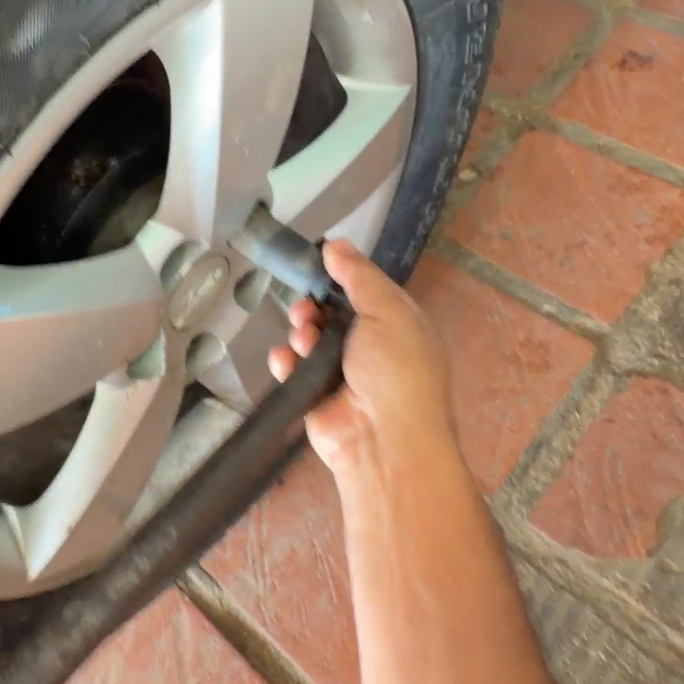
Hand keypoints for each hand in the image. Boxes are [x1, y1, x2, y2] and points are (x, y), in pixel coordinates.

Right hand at [266, 240, 456, 473]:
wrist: (384, 440)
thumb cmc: (395, 368)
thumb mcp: (387, 311)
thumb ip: (359, 276)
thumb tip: (336, 244)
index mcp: (397, 325)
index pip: (365, 292)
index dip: (342, 278)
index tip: (318, 265)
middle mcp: (371, 349)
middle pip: (330, 314)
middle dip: (312, 308)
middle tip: (304, 311)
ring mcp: (342, 375)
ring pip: (308, 340)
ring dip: (300, 333)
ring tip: (301, 340)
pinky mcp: (315, 397)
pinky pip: (293, 370)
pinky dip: (286, 363)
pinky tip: (286, 362)